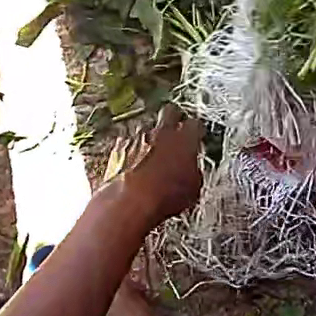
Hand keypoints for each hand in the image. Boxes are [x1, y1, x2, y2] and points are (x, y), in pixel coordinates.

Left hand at [118, 106, 203, 222]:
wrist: (130, 203)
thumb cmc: (164, 197)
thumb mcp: (193, 189)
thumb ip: (194, 171)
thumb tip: (193, 173)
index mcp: (185, 140)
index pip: (195, 124)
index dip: (196, 130)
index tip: (196, 136)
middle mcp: (162, 133)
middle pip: (170, 112)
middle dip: (173, 117)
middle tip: (176, 129)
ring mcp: (139, 137)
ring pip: (147, 126)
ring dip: (151, 135)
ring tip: (153, 151)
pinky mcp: (119, 147)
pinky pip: (127, 140)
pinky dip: (131, 148)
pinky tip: (133, 162)